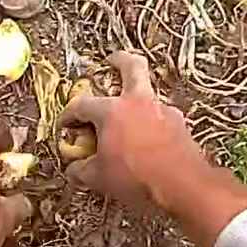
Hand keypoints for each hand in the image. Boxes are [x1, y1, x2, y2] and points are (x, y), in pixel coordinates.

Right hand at [60, 50, 246, 246]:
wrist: (181, 185)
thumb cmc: (135, 178)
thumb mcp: (99, 178)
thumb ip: (82, 170)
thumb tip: (74, 169)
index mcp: (112, 111)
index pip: (82, 104)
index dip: (68, 114)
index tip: (65, 126)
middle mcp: (138, 103)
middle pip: (131, 67)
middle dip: (120, 60)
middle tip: (111, 60)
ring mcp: (163, 110)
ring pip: (148, 94)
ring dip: (137, 99)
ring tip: (129, 115)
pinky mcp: (180, 124)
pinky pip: (161, 116)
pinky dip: (151, 122)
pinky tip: (148, 138)